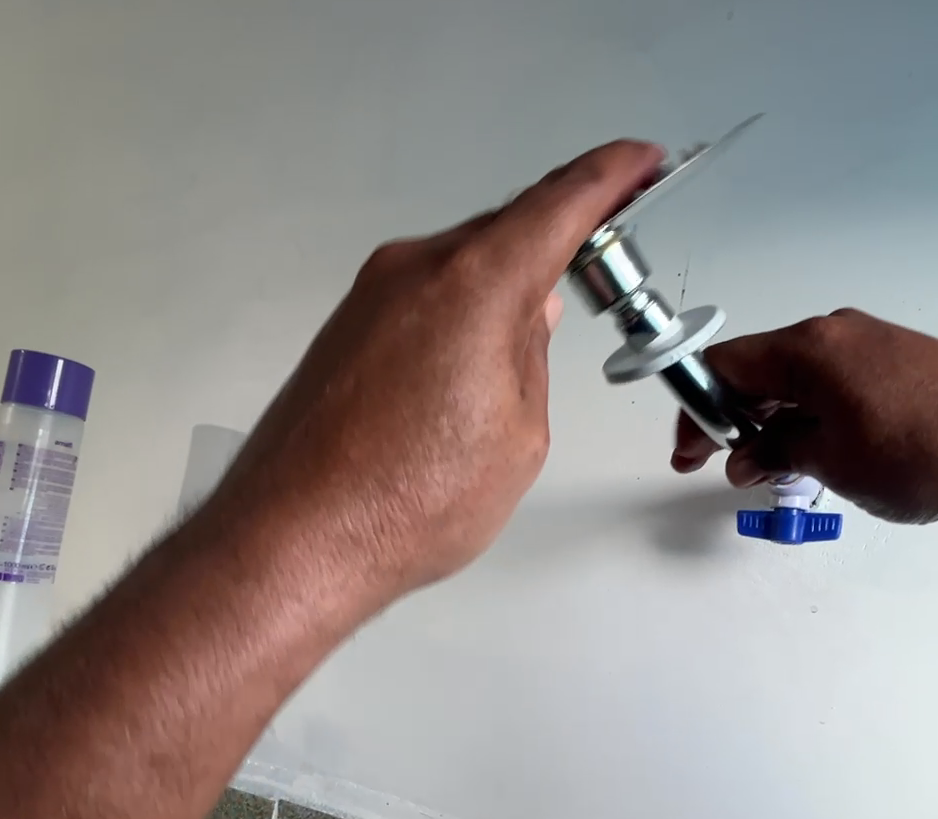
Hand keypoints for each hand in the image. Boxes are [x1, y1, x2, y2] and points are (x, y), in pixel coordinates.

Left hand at [213, 140, 665, 598]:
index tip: (639, 162)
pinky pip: (426, 297)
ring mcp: (372, 297)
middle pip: (507, 232)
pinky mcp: (348, 328)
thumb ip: (532, 359)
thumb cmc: (404, 503)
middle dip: (561, 243)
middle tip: (599, 269)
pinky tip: (474, 362)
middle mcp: (414, 271)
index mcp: (473, 286)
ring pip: (464, 268)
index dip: (610, 176)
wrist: (298, 537)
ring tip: (529, 347)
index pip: (559, 204)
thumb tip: (529, 319)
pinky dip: (463, 312)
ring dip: (508, 289)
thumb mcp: (519, 438)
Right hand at [670, 309, 937, 522]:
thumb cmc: (920, 452)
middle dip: (732, 420)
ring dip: (771, 421)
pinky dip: (807, 414)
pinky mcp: (898, 361)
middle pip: (757, 369)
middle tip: (727, 466)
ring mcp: (870, 344)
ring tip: (774, 468)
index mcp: (808, 348)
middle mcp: (835, 333)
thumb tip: (743, 458)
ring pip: (794, 378)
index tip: (690, 452)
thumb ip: (775, 453)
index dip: (696, 410)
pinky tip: (816, 450)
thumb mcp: (830, 463)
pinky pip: (830, 382)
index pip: (723, 365)